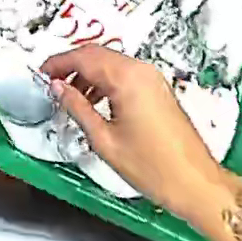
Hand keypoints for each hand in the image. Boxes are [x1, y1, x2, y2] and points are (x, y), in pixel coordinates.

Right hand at [41, 46, 235, 225]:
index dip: (57, 63)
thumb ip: (77, 107)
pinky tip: (93, 100)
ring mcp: (151, 77)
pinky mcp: (157, 88)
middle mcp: (139, 70)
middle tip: (51, 81)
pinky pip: (123, 72)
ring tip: (70, 94)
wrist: (200, 187)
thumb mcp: (104, 140)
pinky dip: (103, 79)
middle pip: (95, 53)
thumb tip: (56, 87)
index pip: (82, 57)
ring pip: (109, 61)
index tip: (41, 74)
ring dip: (86, 71)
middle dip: (70, 64)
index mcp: (125, 78)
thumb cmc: (152, 168)